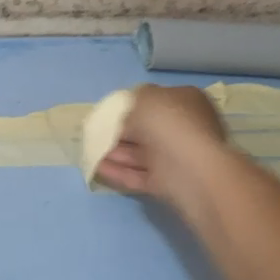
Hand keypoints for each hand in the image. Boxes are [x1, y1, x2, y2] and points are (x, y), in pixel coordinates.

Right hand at [93, 84, 229, 200]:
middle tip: (95, 131)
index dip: (133, 103)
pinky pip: (138, 175)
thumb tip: (132, 108)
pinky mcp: (167, 183)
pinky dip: (118, 171)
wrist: (190, 170)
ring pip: (139, 153)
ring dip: (114, 152)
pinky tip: (97, 167)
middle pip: (146, 128)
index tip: (110, 108)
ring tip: (90, 150)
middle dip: (119, 130)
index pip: (157, 99)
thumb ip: (134, 98)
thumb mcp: (145, 96)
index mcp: (185, 102)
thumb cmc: (168, 122)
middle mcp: (182, 129)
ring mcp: (175, 158)